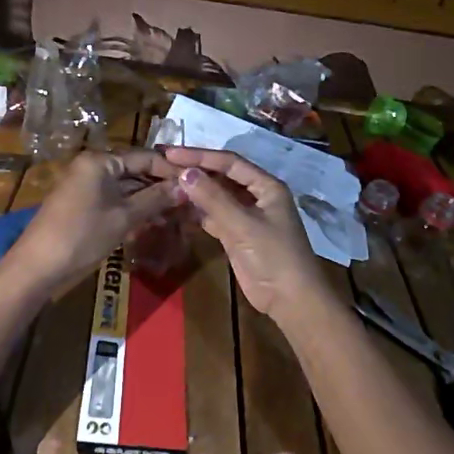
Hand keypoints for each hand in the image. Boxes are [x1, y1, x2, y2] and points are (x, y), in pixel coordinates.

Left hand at [9, 149, 182, 286]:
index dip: (171, 171)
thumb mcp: (124, 217)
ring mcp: (86, 187)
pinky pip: (114, 202)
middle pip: (135, 172)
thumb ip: (155, 199)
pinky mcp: (83, 206)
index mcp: (99, 161)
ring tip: (180, 215)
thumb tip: (187, 186)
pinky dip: (134, 211)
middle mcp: (92, 168)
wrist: (39, 266)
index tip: (198, 184)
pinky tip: (156, 223)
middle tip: (192, 202)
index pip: (144, 157)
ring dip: (150, 201)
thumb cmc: (82, 235)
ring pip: (126, 189)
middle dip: (162, 187)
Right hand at [163, 147, 328, 322]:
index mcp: (266, 186)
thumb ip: (213, 198)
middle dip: (194, 171)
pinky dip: (196, 211)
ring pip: (215, 196)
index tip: (171, 153)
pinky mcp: (236, 235)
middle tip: (163, 165)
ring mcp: (246, 216)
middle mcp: (256, 196)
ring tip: (164, 184)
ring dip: (193, 191)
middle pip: (221, 176)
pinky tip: (175, 208)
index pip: (229, 162)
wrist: (290, 300)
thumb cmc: (274, 256)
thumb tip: (185, 172)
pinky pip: (212, 215)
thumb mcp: (243, 224)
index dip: (200, 155)